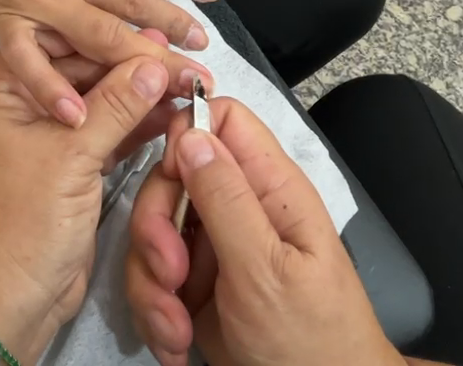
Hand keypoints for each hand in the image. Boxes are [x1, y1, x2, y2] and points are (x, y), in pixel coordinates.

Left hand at [0, 40, 177, 353]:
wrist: (13, 298)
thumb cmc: (25, 218)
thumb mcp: (70, 156)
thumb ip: (115, 106)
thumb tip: (156, 63)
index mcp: (3, 87)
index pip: (56, 43)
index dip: (102, 34)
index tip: (151, 28)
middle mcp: (23, 102)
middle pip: (82, 70)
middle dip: (129, 65)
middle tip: (181, 56)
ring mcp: (48, 132)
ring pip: (98, 100)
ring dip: (139, 94)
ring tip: (186, 81)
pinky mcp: (70, 161)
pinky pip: (106, 130)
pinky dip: (135, 124)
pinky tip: (170, 112)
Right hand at [125, 98, 402, 365]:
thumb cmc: (311, 343)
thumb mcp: (266, 271)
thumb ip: (225, 198)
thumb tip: (188, 131)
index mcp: (269, 187)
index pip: (220, 118)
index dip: (185, 134)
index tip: (172, 178)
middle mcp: (238, 207)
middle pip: (170, 176)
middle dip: (154, 227)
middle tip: (169, 274)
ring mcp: (213, 246)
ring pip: (153, 229)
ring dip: (151, 281)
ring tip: (174, 329)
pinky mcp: (194, 284)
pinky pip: (152, 274)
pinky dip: (154, 309)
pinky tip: (174, 341)